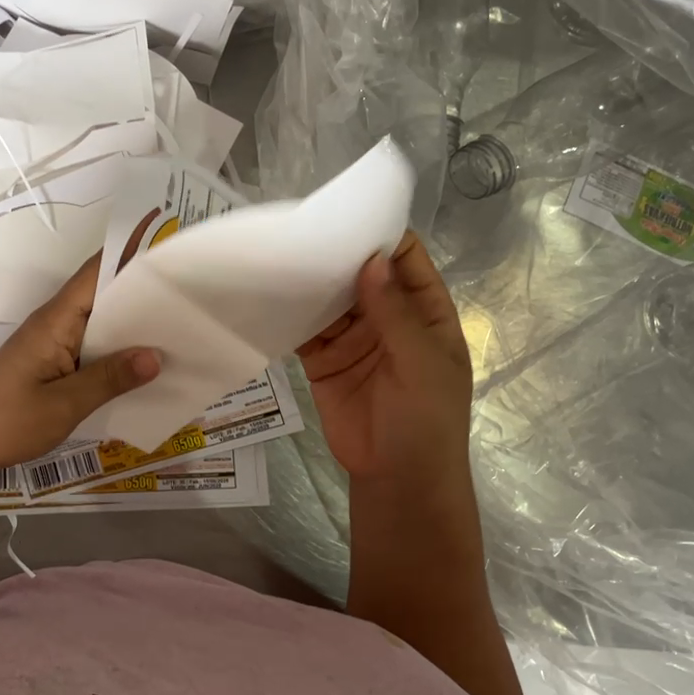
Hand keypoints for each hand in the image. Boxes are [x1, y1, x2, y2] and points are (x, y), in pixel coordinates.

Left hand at [0, 255, 159, 479]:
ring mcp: (50, 345)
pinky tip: (143, 365)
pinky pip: (89, 347)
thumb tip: (156, 356)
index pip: (96, 273)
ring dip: (131, 326)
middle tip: (191, 294)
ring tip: (180, 327)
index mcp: (54, 322)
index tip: (169, 246)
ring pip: (98, 323)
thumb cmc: (7, 423)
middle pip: (101, 295)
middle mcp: (53, 325)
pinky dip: (115, 351)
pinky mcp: (50, 365)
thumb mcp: (63, 405)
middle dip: (141, 292)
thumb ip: (110, 379)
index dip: (130, 254)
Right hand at [297, 234, 472, 496]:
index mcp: (425, 312)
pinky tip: (267, 296)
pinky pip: (304, 329)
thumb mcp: (421, 364)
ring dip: (308, 282)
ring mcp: (352, 339)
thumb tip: (371, 260)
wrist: (397, 478)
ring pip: (329, 299)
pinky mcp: (322, 360)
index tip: (344, 216)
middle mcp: (387, 318)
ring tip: (276, 257)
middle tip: (297, 231)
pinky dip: (289, 314)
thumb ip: (395, 313)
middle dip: (334, 255)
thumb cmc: (426, 421)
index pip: (405, 260)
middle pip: (360, 274)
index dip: (380, 237)